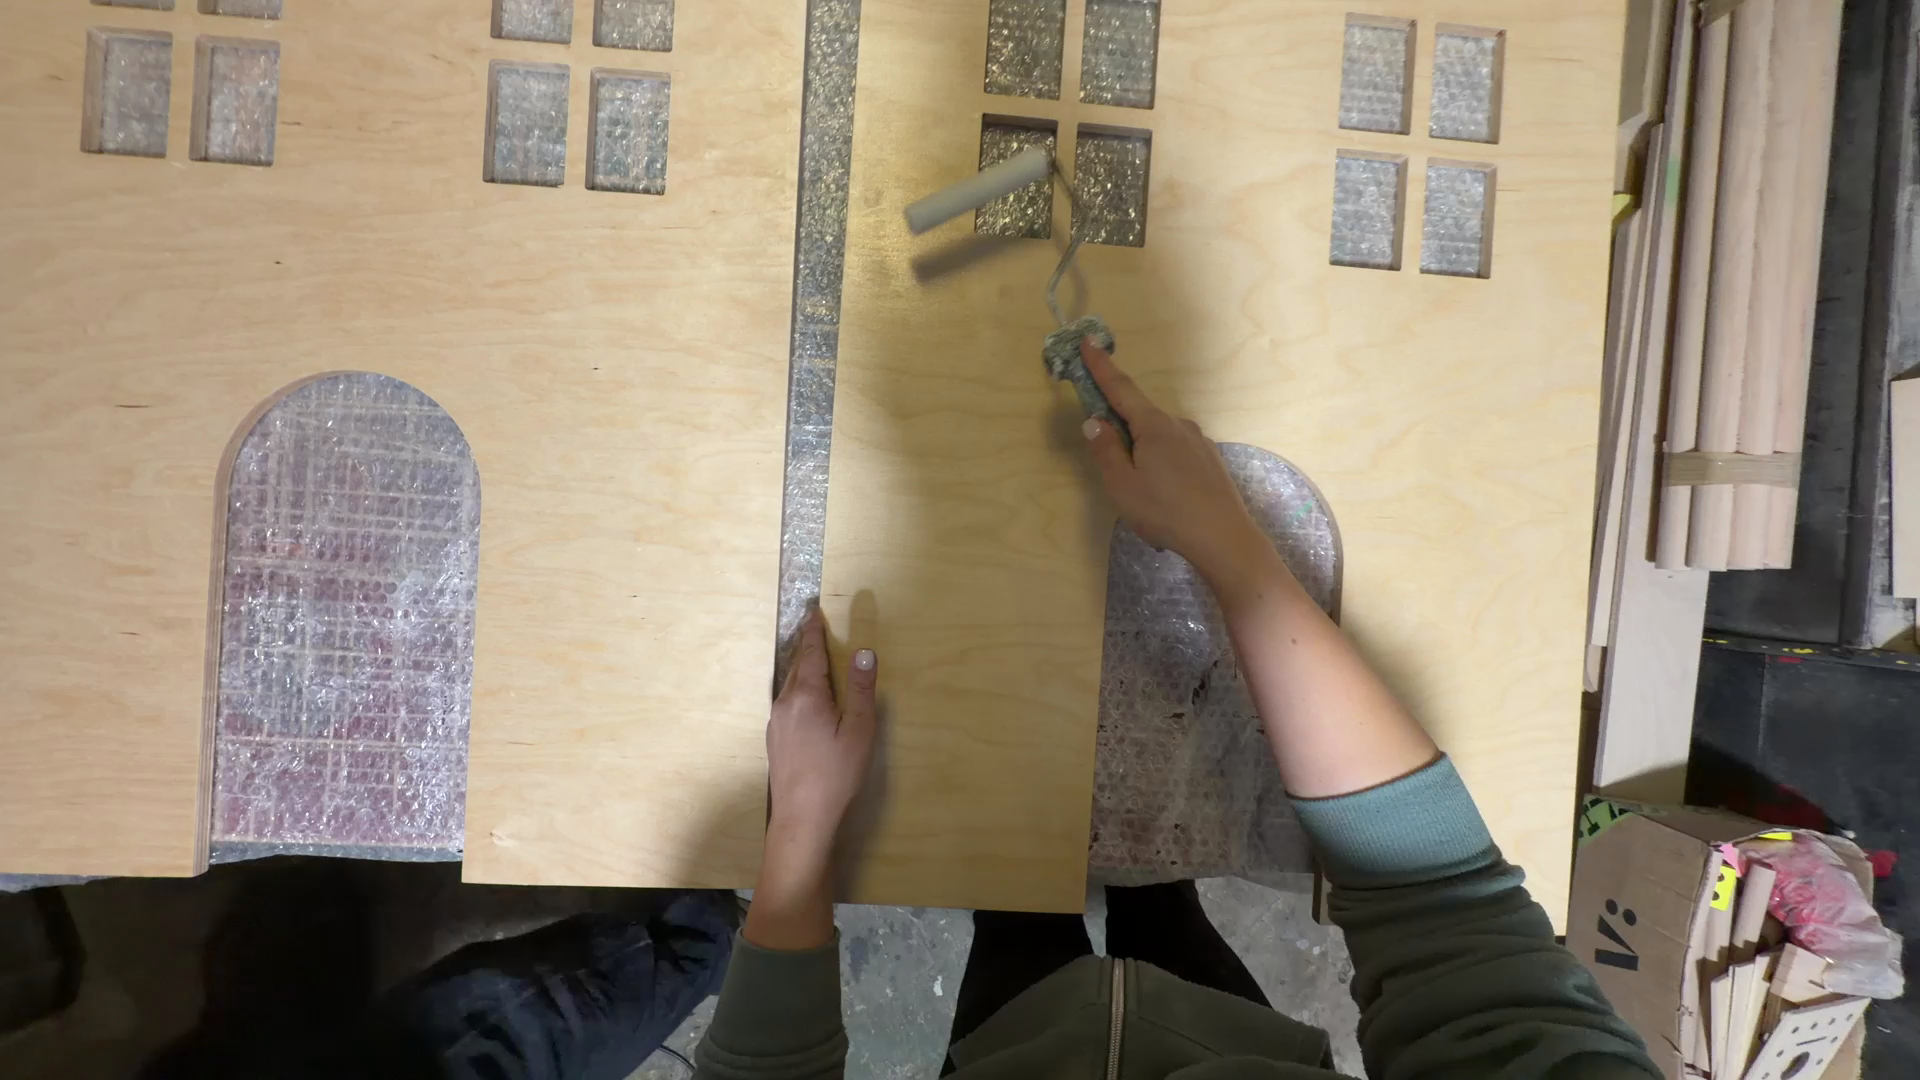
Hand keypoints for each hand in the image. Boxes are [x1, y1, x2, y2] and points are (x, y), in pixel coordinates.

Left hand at [746, 606, 876, 950]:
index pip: (810, 653)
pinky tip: (809, 698)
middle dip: (808, 646)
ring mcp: (777, 722)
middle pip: (797, 666)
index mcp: (806, 696)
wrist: (802, 819)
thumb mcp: (859, 730)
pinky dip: (799, 688)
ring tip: (816, 658)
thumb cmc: (836, 774)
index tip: (814, 611)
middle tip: (818, 627)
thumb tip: (863, 652)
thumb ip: (860, 689)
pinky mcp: (776, 739)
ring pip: (790, 685)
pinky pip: (788, 701)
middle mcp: (785, 703)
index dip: (814, 631)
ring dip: (803, 667)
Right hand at [1079, 339, 1266, 583]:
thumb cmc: (1165, 512)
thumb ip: (1106, 450)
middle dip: (1119, 430)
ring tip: (1141, 497)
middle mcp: (1178, 425)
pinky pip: (1174, 455)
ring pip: (1158, 439)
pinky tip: (1163, 500)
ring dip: (1141, 455)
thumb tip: (1095, 422)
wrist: (1223, 539)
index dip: (1101, 367)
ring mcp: (1198, 442)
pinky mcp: (1209, 461)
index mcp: (1153, 426)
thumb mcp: (1122, 485)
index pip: (1121, 388)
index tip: (1088, 342)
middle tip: (1110, 464)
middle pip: (1139, 417)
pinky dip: (1160, 468)